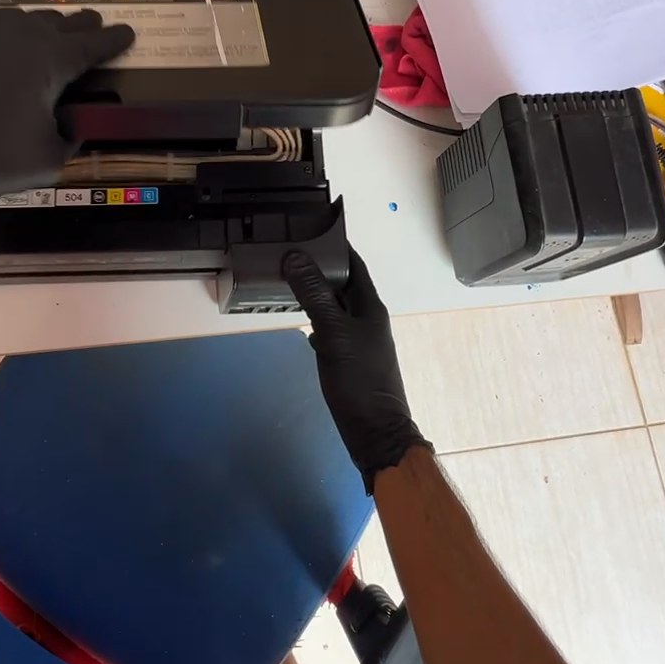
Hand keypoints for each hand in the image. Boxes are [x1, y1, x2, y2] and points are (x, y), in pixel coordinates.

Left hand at [0, 7, 134, 223]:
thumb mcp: (46, 159)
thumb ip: (69, 135)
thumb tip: (70, 122)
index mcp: (52, 59)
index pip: (96, 43)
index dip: (115, 40)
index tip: (127, 33)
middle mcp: (19, 29)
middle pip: (59, 21)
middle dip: (77, 27)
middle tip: (87, 29)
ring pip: (15, 20)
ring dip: (29, 32)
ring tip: (32, 43)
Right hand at [283, 247, 428, 493]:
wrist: (376, 434)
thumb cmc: (359, 381)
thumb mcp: (333, 333)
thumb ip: (314, 295)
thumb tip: (294, 256)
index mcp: (370, 307)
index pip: (353, 264)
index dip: (336, 245)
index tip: (311, 229)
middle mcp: (367, 319)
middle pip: (343, 284)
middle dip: (320, 268)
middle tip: (289, 254)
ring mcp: (358, 340)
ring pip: (335, 307)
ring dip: (316, 293)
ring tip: (289, 282)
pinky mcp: (349, 358)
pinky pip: (330, 328)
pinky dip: (315, 320)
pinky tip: (301, 323)